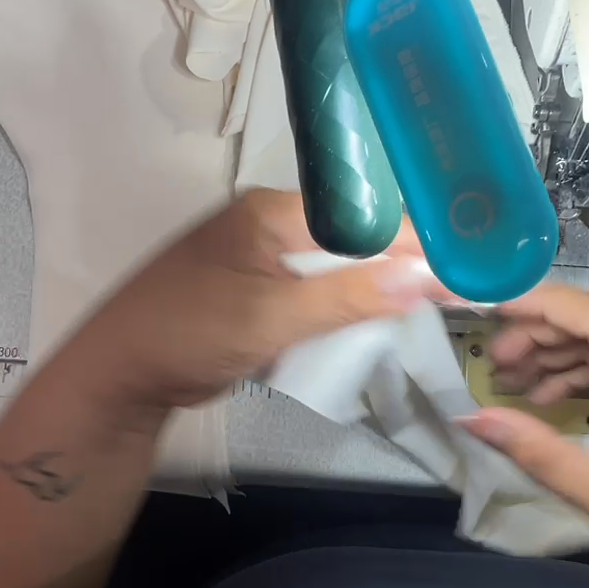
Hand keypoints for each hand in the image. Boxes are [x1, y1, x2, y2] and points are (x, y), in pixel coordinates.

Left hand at [55, 190, 440, 417]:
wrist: (120, 376)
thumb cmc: (189, 333)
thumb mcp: (272, 317)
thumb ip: (348, 297)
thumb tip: (428, 276)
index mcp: (270, 211)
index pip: (361, 218)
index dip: (414, 241)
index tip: (467, 263)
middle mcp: (268, 223)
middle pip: (351, 239)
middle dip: (399, 263)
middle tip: (456, 287)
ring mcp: (260, 257)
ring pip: (333, 268)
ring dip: (371, 288)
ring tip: (429, 304)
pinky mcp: (255, 290)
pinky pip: (311, 292)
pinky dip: (340, 307)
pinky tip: (374, 321)